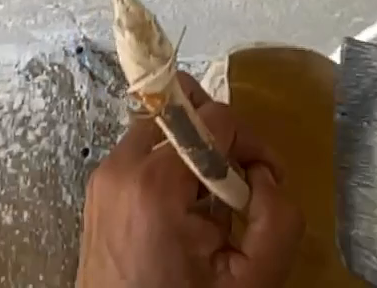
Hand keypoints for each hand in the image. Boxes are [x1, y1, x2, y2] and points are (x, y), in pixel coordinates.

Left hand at [77, 73, 302, 287]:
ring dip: (194, 151)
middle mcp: (122, 167)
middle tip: (237, 181)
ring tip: (211, 204)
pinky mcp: (99, 188)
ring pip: (161, 126)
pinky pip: (143, 151)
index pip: (213, 118)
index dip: (250, 140)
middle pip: (180, 107)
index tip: (266, 176)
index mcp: (154, 185)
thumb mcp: (252, 281)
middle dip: (218, 135)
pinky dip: (170, 165)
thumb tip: (264, 173)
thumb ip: (277, 219)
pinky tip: (185, 213)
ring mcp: (105, 176)